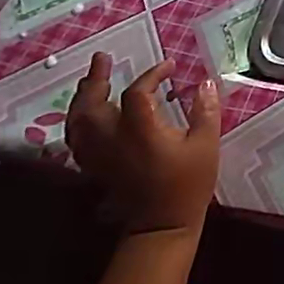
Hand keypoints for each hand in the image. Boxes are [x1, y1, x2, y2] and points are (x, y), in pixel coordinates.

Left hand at [66, 55, 219, 234]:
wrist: (164, 225)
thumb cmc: (188, 184)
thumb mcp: (205, 145)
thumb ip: (205, 111)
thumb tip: (206, 82)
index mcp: (141, 131)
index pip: (138, 92)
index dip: (153, 74)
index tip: (169, 66)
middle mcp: (113, 139)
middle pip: (92, 104)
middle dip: (96, 79)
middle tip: (103, 58)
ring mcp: (100, 154)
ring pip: (78, 122)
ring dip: (81, 98)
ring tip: (91, 81)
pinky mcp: (96, 166)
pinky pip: (77, 139)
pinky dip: (78, 121)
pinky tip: (86, 114)